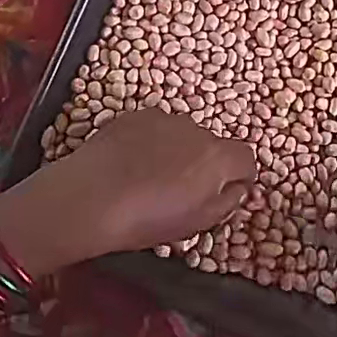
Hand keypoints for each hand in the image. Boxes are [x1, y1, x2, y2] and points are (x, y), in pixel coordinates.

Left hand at [0, 110, 254, 272]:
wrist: (92, 195)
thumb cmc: (147, 218)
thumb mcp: (198, 222)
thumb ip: (227, 200)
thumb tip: (236, 187)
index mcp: (218, 158)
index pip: (245, 158)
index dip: (238, 176)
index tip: (223, 191)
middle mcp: (195, 130)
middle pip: (211, 144)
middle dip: (202, 163)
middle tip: (179, 189)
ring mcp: (163, 118)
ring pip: (181, 134)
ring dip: (175, 150)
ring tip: (148, 176)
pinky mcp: (135, 114)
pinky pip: (154, 127)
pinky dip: (149, 141)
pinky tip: (130, 162)